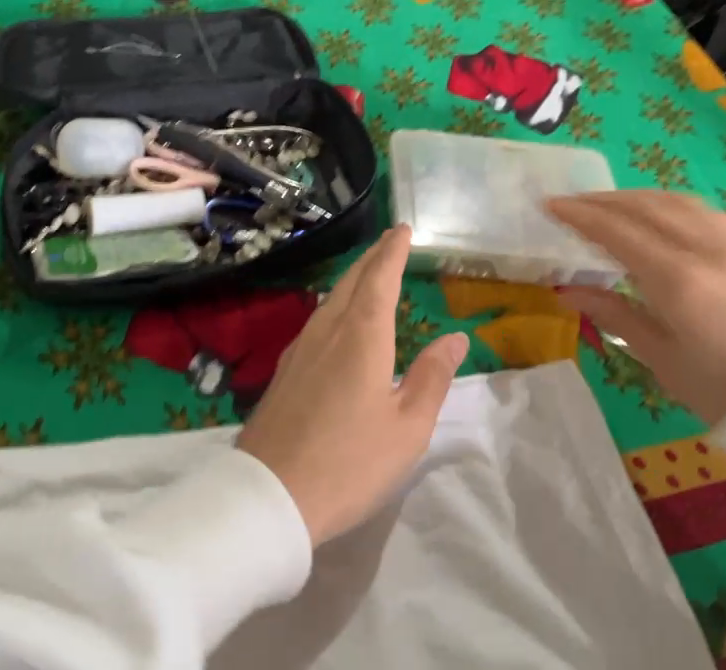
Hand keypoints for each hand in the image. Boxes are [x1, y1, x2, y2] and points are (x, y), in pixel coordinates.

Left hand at [236, 226, 470, 546]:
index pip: (380, 279)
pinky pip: (315, 321)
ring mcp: (299, 351)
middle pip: (351, 282)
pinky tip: (336, 320)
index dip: (393, 252)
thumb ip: (431, 377)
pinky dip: (335, 305)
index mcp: (362, 337)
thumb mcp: (407, 427)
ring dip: (351, 280)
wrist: (270, 496)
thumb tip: (454, 339)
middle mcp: (327, 332)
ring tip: (367, 274)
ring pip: (329, 300)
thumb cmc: (350, 463)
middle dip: (372, 258)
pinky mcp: (283, 373)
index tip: (403, 230)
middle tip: (389, 242)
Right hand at [547, 191, 725, 424]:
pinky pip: (707, 211)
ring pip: (679, 202)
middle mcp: (706, 248)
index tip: (550, 205)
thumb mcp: (663, 361)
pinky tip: (665, 217)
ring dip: (639, 197)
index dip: (580, 214)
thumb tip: (569, 291)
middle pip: (646, 206)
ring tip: (614, 206)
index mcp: (676, 278)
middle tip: (574, 203)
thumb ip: (616, 315)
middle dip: (605, 200)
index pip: (616, 230)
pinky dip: (673, 205)